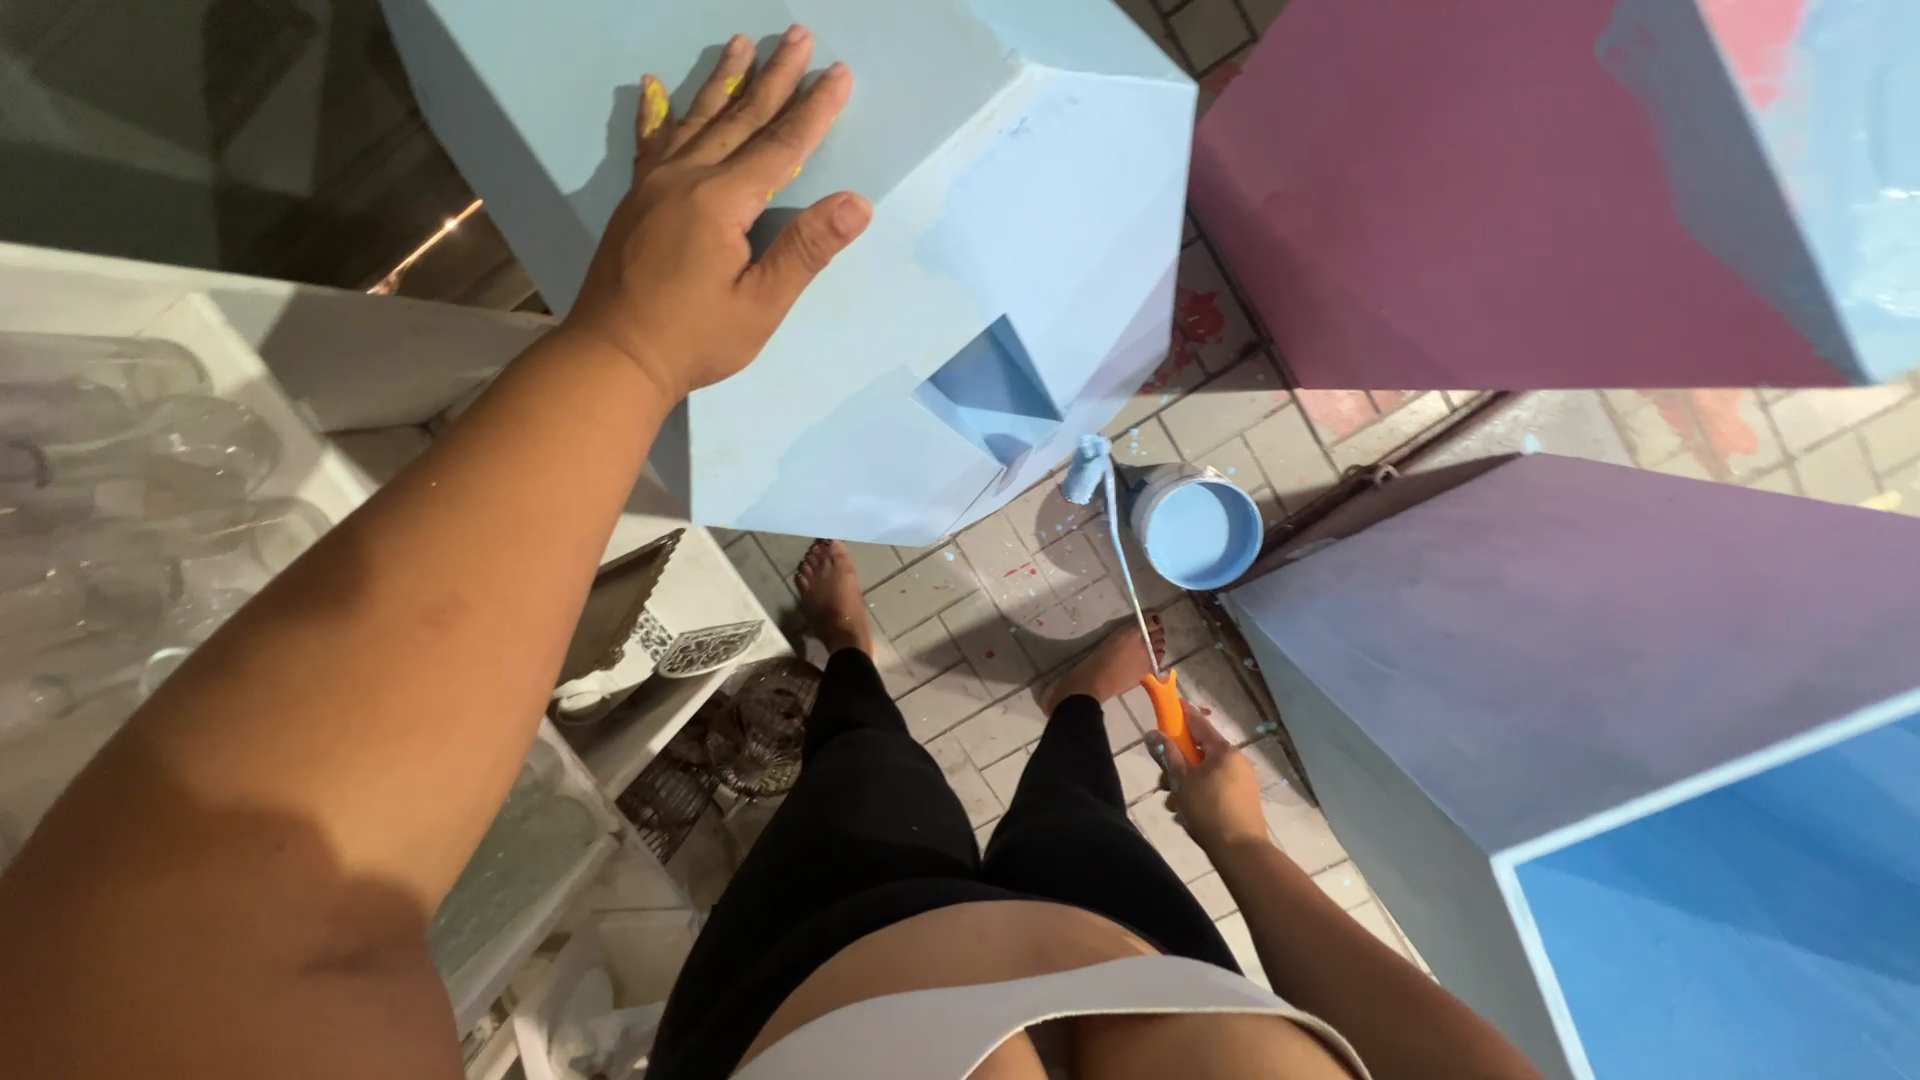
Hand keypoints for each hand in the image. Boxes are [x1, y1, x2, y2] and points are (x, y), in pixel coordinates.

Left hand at [561, 26, 873, 400]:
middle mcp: (685, 178)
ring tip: (741, 43)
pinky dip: (656, 112)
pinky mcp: (635, 200)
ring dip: (724, 80)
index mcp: (720, 202)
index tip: (840, 74)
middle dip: (775, 78)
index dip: (814, 111)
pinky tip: (653, 86)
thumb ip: (804, 251)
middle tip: (799, 34)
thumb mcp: (761, 305)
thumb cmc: (695, 339)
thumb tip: (856, 203)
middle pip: (739, 118)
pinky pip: (650, 142)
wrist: (614, 356)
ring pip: (696, 119)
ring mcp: (653, 185)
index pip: (780, 147)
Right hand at [1147, 703, 1268, 855]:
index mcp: (1224, 751)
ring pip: (1204, 773)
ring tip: (1175, 806)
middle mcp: (1236, 761)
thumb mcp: (1183, 781)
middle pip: (1198, 752)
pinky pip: (1213, 789)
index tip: (1168, 705)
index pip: (1199, 723)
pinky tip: (1187, 814)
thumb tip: (1152, 733)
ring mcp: (1241, 782)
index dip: (1181, 713)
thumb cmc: (1209, 811)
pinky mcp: (1242, 800)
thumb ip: (1167, 755)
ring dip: (1185, 785)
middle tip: (1165, 781)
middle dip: (1177, 764)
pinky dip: (1198, 795)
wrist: (1241, 852)